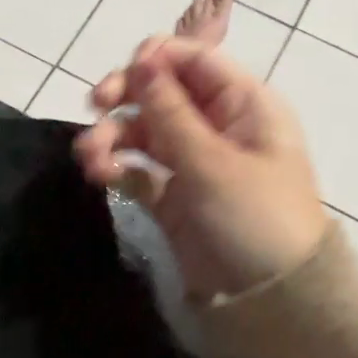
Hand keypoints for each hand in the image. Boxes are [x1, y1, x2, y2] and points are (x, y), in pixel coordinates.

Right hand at [72, 39, 326, 297]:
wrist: (268, 298)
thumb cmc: (253, 217)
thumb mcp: (211, 161)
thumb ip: (170, 111)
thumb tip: (141, 60)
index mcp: (244, 104)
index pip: (195, 60)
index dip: (155, 59)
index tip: (121, 76)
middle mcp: (216, 124)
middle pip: (161, 91)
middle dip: (124, 95)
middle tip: (94, 106)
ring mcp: (191, 160)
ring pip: (141, 129)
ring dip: (111, 136)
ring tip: (89, 157)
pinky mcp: (170, 193)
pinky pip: (135, 167)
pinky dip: (115, 166)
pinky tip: (99, 175)